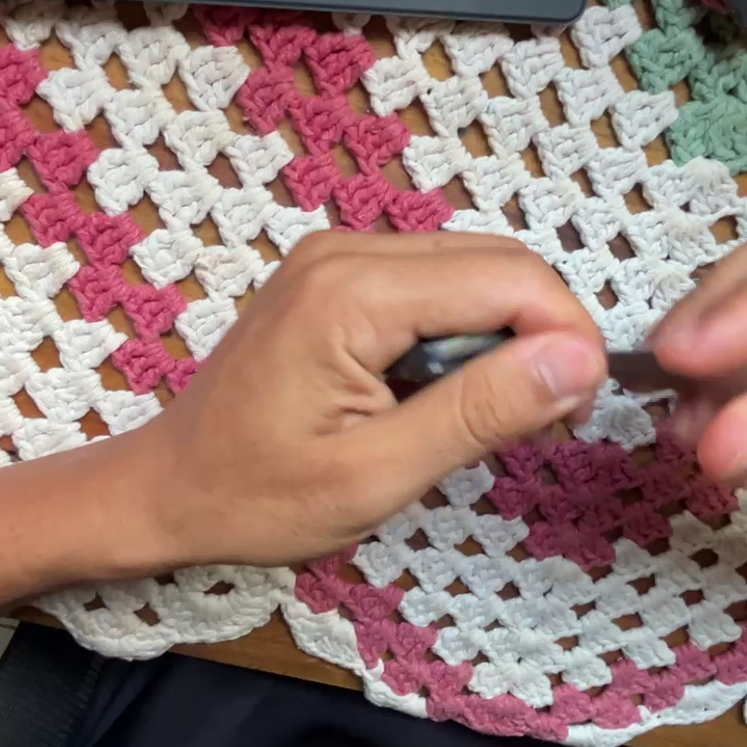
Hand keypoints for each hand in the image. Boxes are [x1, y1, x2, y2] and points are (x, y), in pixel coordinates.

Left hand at [0, 230, 606, 653]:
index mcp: (354, 292)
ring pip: (469, 267)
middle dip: (543, 329)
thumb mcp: (378, 474)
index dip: (566, 334)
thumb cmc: (259, 497)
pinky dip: (464, 328)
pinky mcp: (335, 275)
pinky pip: (432, 282)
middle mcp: (347, 249)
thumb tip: (580, 359)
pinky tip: (448, 385)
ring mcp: (337, 255)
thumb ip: (480, 410)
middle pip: (494, 261)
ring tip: (497, 409)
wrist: (167, 487)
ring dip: (506, 330)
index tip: (579, 408)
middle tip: (547, 415)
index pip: (508, 277)